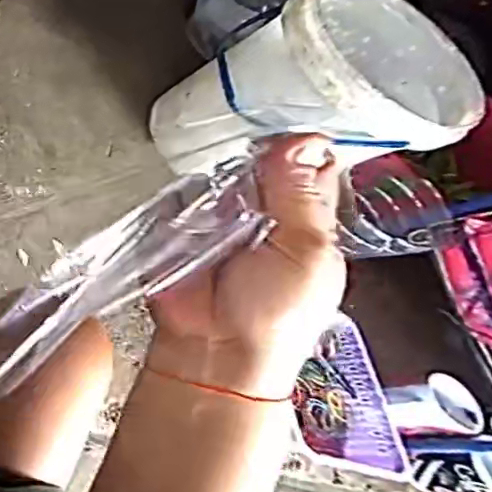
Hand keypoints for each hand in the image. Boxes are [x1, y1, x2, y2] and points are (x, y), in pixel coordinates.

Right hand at [149, 135, 347, 396]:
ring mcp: (220, 217)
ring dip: (218, 186)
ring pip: (220, 175)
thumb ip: (302, 198)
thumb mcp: (306, 253)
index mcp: (307, 220)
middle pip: (262, 161)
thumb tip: (305, 142)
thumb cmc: (271, 317)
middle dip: (254, 162)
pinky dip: (185, 200)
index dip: (301, 147)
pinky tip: (192, 220)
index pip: (311, 164)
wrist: (211, 351)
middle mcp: (264, 213)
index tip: (288, 139)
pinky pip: (182, 195)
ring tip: (221, 218)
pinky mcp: (181, 225)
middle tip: (252, 189)